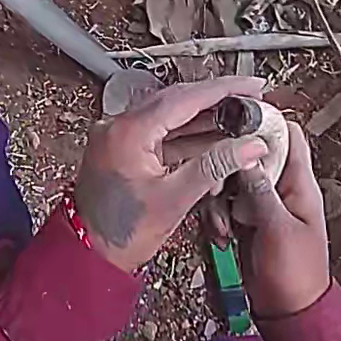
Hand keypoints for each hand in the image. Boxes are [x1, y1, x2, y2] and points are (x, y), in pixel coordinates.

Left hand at [74, 76, 271, 271]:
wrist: (89, 254)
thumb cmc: (122, 232)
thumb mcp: (175, 198)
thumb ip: (215, 166)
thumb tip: (250, 145)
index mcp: (127, 132)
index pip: (183, 98)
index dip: (222, 89)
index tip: (251, 86)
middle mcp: (118, 126)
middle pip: (175, 100)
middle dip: (215, 100)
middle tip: (250, 100)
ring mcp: (118, 137)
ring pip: (168, 116)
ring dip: (202, 119)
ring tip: (238, 121)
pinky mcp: (121, 150)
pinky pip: (158, 134)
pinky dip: (185, 137)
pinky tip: (213, 141)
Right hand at [234, 122, 329, 317]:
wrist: (286, 312)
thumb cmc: (294, 274)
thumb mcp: (278, 229)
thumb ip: (260, 191)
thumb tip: (245, 154)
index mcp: (299, 185)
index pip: (288, 137)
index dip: (264, 123)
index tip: (233, 122)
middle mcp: (279, 188)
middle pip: (250, 156)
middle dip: (229, 166)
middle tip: (217, 184)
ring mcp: (259, 203)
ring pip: (232, 180)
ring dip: (220, 199)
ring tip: (222, 223)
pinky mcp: (243, 218)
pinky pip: (224, 203)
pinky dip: (217, 216)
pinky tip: (220, 235)